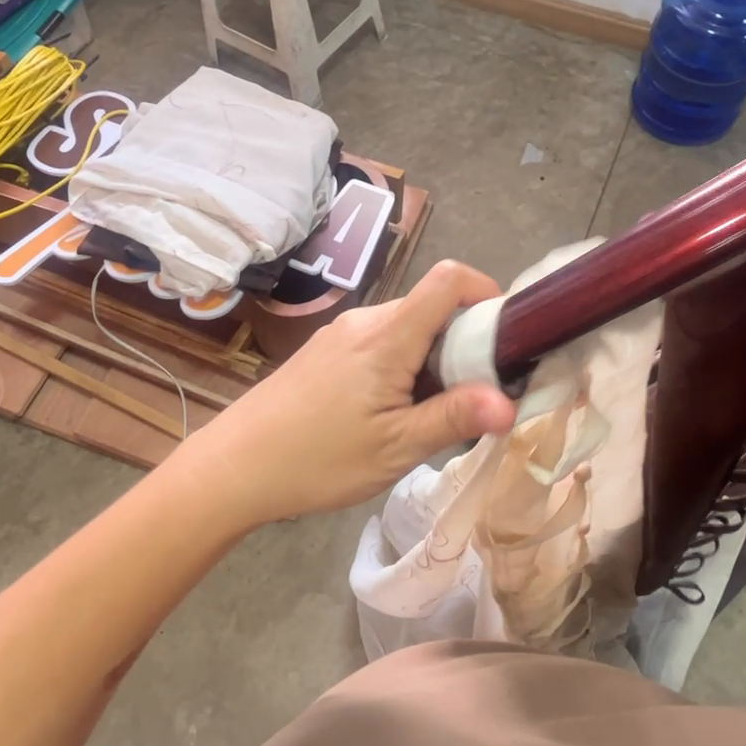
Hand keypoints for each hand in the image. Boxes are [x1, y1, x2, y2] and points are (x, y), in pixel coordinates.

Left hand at [171, 261, 517, 528]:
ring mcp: (341, 334)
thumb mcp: (396, 447)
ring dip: (433, 359)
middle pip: (432, 307)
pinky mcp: (326, 351)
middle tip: (475, 396)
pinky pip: (381, 343)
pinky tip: (393, 412)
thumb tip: (511, 404)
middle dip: (465, 343)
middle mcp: (365, 321)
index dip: (487, 292)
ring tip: (433, 413)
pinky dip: (404, 365)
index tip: (507, 337)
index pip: (449, 279)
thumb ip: (454, 417)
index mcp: (388, 335)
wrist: (234, 466)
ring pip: (407, 328)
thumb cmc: (319, 458)